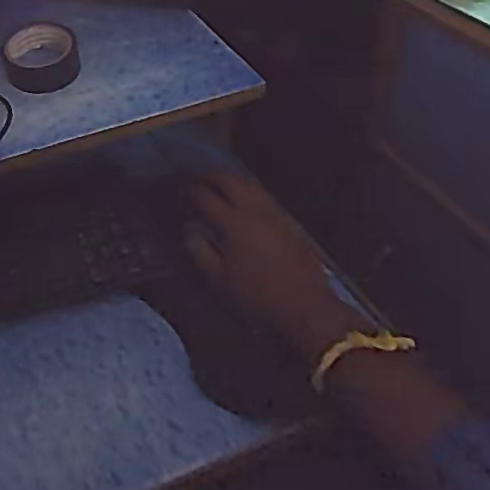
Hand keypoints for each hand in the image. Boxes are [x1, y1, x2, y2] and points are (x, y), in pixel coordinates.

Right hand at [183, 172, 366, 358]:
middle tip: (197, 179)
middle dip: (209, 176)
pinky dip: (250, 194)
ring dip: (232, 181)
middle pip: (229, 180)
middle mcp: (254, 211)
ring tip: (220, 187)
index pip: (204, 195)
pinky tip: (246, 206)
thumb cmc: (257, 297)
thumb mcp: (218, 278)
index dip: (189, 190)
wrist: (309, 312)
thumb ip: (198, 248)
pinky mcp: (292, 225)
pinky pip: (266, 199)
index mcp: (232, 222)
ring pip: (251, 185)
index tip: (180, 191)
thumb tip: (190, 227)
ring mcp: (276, 216)